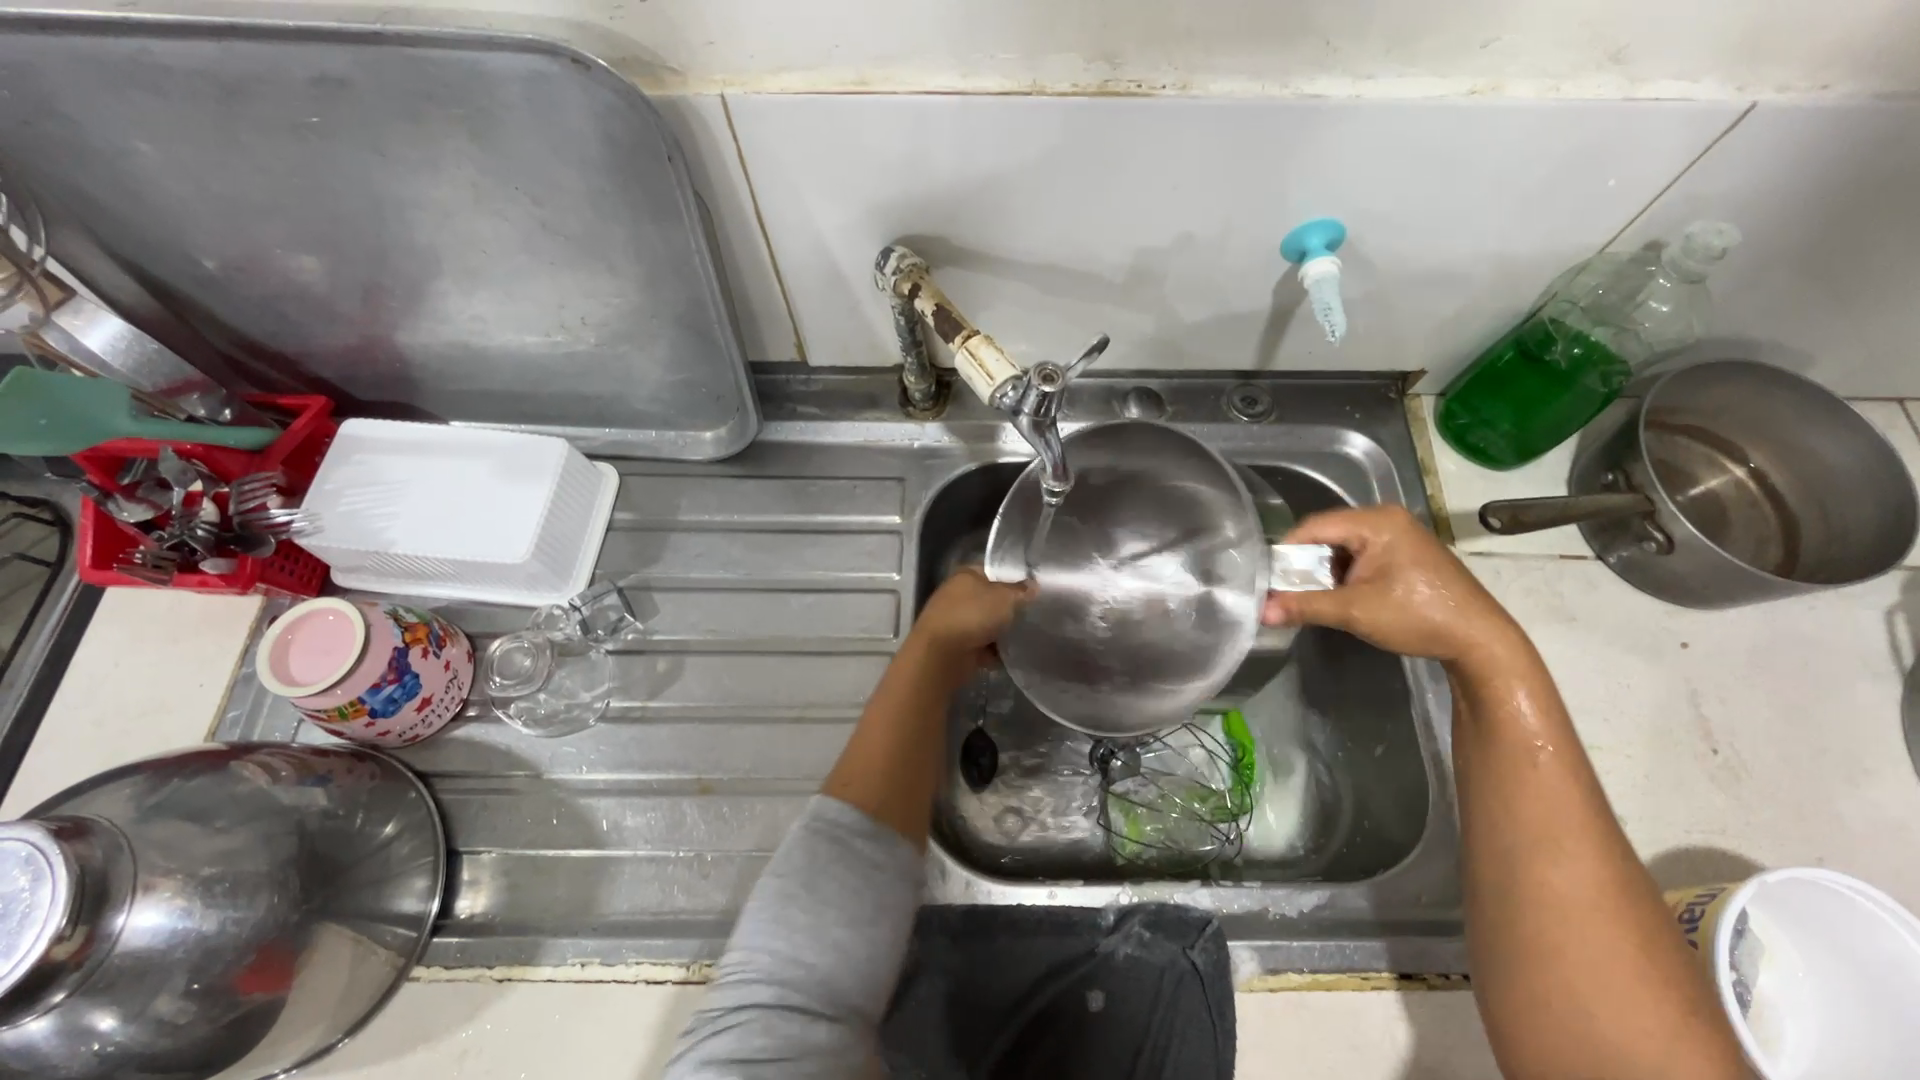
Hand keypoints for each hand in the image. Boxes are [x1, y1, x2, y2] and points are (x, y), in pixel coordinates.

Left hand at [910, 566, 1033, 670]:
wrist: (941, 655)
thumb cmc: (973, 615)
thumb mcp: (1005, 597)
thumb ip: (1021, 591)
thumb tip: (1032, 586)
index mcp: (966, 576)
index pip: (994, 572)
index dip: (1014, 579)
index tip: (1034, 591)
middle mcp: (958, 595)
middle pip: (991, 600)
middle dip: (1010, 609)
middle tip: (1034, 615)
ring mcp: (955, 621)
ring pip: (988, 624)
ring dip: (1003, 633)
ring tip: (1026, 637)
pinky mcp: (956, 646)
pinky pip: (982, 646)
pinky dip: (994, 652)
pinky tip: (1011, 656)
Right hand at [1261, 505, 1525, 666]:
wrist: (1479, 640)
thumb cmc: (1417, 616)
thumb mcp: (1354, 612)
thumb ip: (1305, 606)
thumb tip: (1261, 612)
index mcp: (1377, 521)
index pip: (1314, 527)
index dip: (1286, 552)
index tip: (1267, 579)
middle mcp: (1387, 519)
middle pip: (1328, 535)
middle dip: (1305, 565)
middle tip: (1286, 592)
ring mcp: (1400, 535)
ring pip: (1343, 548)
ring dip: (1325, 573)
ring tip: (1312, 598)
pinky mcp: (1406, 554)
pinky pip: (1361, 557)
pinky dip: (1345, 575)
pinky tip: (1341, 598)